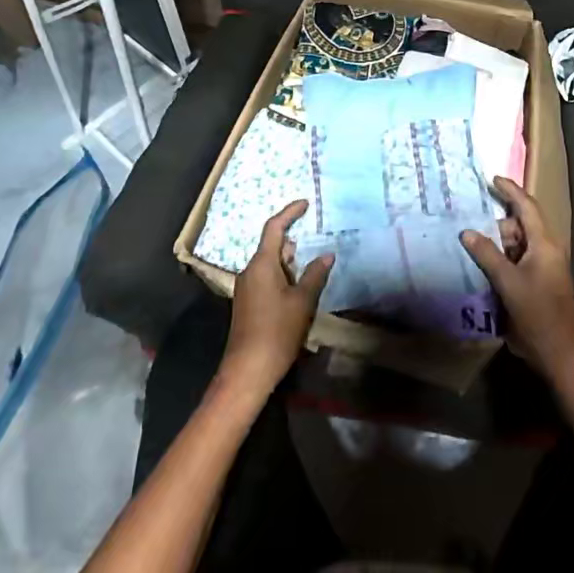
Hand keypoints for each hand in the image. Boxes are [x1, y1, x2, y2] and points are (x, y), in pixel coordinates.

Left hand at [219, 201, 332, 396]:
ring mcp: (247, 288)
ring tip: (313, 272)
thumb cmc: (277, 331)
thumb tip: (326, 254)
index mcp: (261, 264)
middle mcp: (250, 271)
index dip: (290, 213)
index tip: (305, 204)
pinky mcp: (248, 303)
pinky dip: (284, 277)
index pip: (274, 228)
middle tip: (316, 246)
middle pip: (273, 246)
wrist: (249, 369)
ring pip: (271, 265)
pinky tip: (299, 291)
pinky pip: (267, 279)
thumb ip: (314, 274)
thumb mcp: (303, 301)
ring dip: (291, 264)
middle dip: (294, 244)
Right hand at [460, 178, 573, 384]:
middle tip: (473, 232)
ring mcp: (545, 267)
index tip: (492, 179)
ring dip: (498, 245)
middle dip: (497, 226)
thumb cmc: (536, 313)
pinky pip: (519, 260)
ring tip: (475, 251)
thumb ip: (487, 254)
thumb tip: (467, 231)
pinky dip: (503, 259)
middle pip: (520, 226)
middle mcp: (547, 250)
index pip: (527, 207)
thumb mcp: (507, 281)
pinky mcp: (539, 282)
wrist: (559, 352)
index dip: (510, 191)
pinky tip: (485, 267)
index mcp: (545, 244)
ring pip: (518, 244)